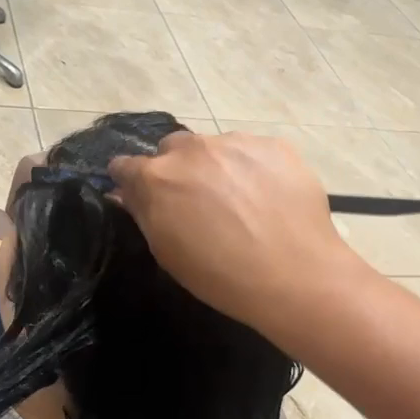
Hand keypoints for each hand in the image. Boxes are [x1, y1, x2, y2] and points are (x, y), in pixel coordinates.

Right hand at [107, 131, 368, 330]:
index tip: (142, 197)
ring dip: (216, 165)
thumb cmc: (220, 275)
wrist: (295, 276)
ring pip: (214, 146)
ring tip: (239, 200)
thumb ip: (142, 213)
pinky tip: (267, 197)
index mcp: (157, 177)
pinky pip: (252, 150)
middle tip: (197, 202)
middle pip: (171, 149)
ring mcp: (235, 142)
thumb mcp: (167, 252)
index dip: (131, 182)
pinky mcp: (274, 145)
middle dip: (176, 169)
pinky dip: (253, 167)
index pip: (124, 165)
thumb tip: (124, 193)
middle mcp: (191, 148)